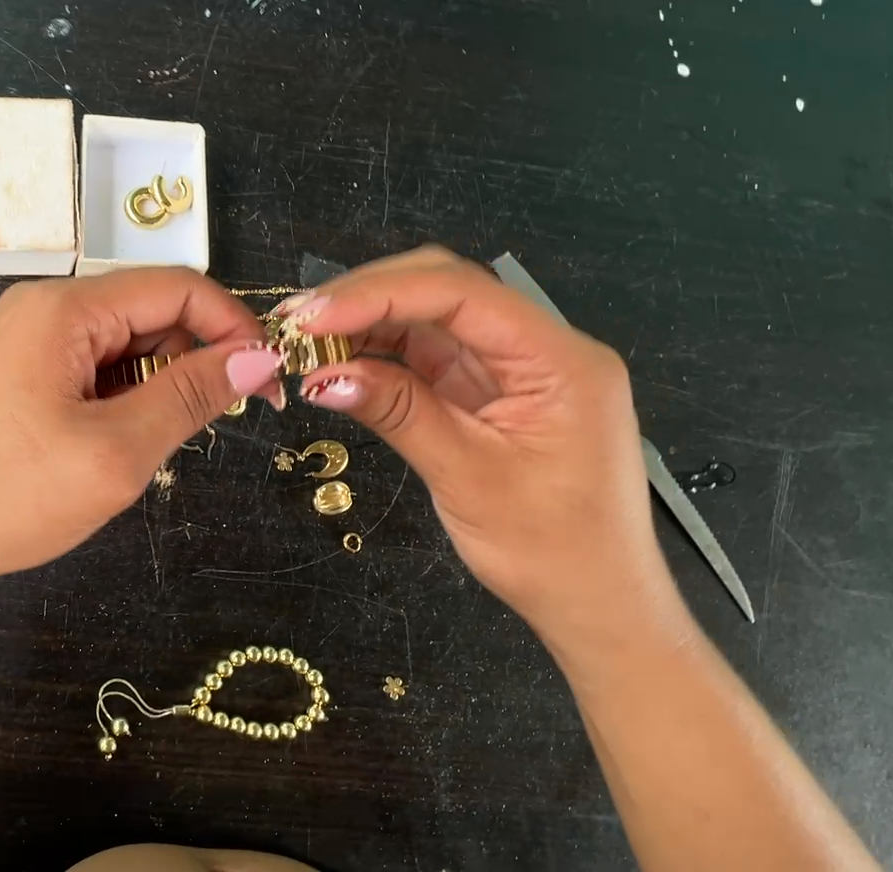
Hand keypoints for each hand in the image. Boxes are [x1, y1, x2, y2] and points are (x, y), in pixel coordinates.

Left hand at [0, 269, 277, 649]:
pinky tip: (111, 443)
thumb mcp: (116, 452)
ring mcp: (26, 338)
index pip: (176, 286)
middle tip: (212, 424)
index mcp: (63, 307)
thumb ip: (192, 395)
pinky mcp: (18, 371)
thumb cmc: (11, 497)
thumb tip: (261, 356)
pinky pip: (91, 367)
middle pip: (149, 310)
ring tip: (144, 445)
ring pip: (123, 343)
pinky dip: (120, 398)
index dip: (232, 326)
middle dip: (192, 359)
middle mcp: (43, 306)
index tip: (267, 383)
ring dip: (155, 385)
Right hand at [285, 246, 684, 643]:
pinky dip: (378, 351)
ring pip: (430, 315)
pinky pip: (426, 351)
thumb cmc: (549, 549)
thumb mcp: (468, 477)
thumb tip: (321, 376)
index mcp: (558, 359)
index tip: (313, 318)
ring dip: (365, 320)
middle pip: (445, 289)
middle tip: (297, 322)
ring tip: (304, 339)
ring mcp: (510, 366)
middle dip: (367, 296)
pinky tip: (337, 359)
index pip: (462, 293)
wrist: (595, 603)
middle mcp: (537, 347)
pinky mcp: (485, 387)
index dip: (381, 293)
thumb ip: (398, 413)